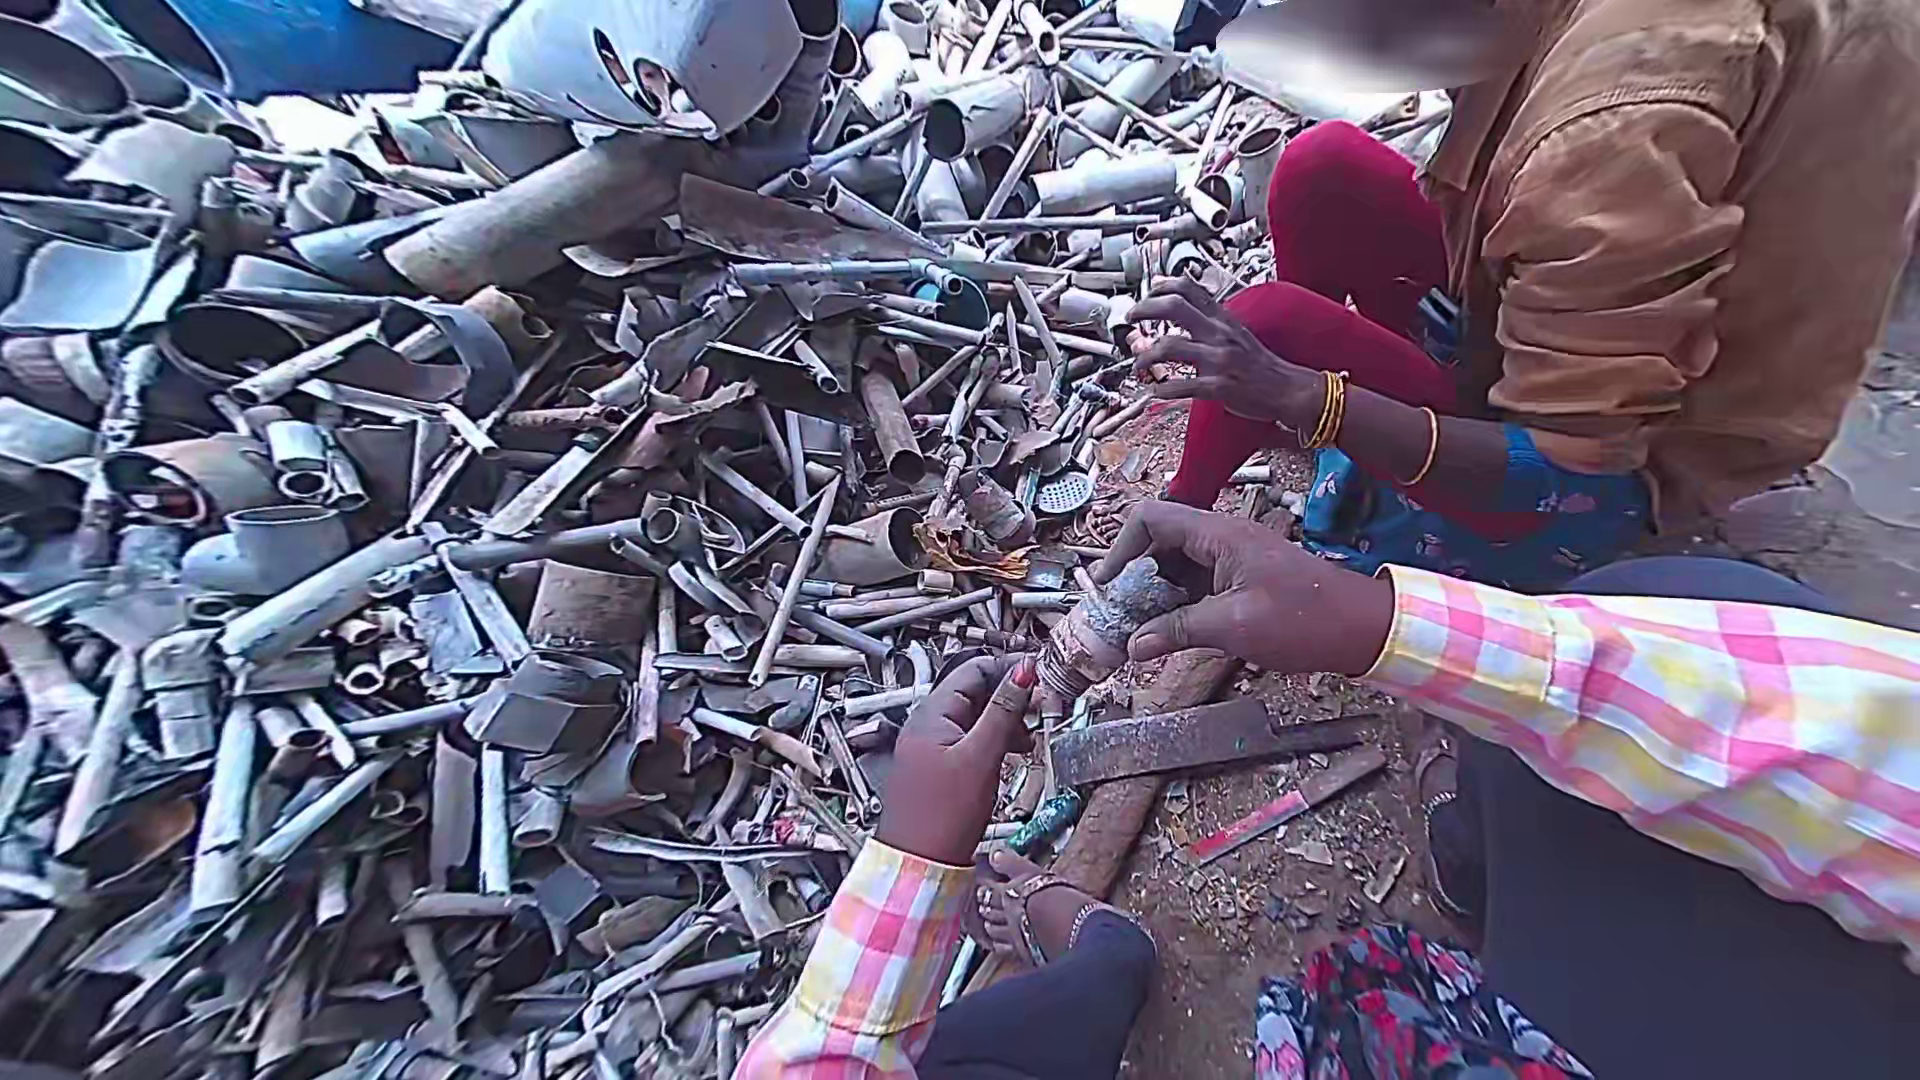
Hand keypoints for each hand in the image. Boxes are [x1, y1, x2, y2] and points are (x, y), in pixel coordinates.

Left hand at [876, 655, 1035, 865]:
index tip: (1038, 675)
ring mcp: (933, 745)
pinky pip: (972, 738)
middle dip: (1008, 696)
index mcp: (931, 713)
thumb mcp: (981, 757)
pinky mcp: (941, 766)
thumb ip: (1003, 711)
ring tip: (1028, 735)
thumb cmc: (941, 817)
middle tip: (1039, 707)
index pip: (974, 670)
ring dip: (1004, 719)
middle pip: (974, 691)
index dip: (1008, 669)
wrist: (919, 868)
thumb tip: (1022, 672)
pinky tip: (1011, 752)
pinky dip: (995, 739)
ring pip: (975, 716)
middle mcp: (928, 723)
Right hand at [1093, 501, 1392, 674]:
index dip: (1120, 547)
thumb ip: (1177, 631)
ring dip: (1151, 590)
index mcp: (1218, 534)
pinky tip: (1166, 627)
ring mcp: (1229, 555)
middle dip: (1131, 573)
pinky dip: (1174, 600)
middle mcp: (1219, 537)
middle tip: (1116, 609)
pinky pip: (1193, 579)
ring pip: (1173, 562)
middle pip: (1156, 540)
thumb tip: (1132, 646)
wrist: (1368, 628)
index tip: (1106, 583)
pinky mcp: (1238, 574)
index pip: (1150, 518)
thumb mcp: (1233, 627)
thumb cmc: (1304, 620)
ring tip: (1136, 623)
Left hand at [1130, 277, 1319, 427]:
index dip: (1162, 286)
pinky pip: (1183, 385)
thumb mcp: (1235, 335)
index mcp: (1222, 320)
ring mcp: (1219, 359)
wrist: (1288, 388)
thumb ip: (1206, 326)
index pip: (1189, 288)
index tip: (1145, 294)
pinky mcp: (1219, 386)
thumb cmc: (1258, 365)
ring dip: (1146, 356)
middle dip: (1145, 309)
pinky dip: (1162, 390)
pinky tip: (1154, 392)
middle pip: (1175, 307)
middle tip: (1131, 317)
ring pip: (1171, 346)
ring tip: (1138, 364)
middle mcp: (1219, 334)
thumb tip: (1176, 320)